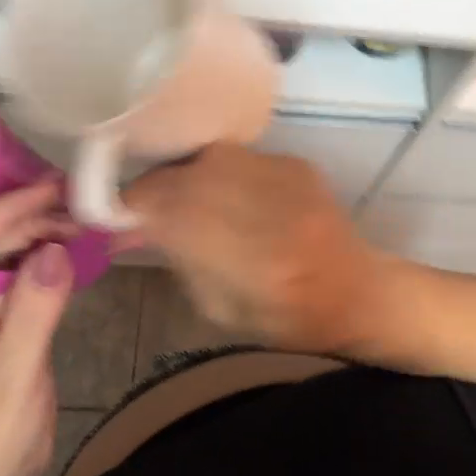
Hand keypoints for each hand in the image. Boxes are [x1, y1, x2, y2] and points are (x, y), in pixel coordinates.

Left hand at [0, 181, 76, 475]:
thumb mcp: (11, 380)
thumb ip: (34, 312)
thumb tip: (58, 248)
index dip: (2, 214)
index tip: (49, 189)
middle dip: (29, 219)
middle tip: (81, 200)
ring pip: (6, 258)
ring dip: (43, 236)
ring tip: (86, 217)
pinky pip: (23, 282)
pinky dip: (50, 264)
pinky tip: (78, 247)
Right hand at [124, 144, 388, 353]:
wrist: (350, 293)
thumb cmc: (276, 315)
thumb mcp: (209, 299)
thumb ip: (173, 253)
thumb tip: (135, 228)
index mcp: (206, 226)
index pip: (143, 196)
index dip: (128, 210)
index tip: (125, 225)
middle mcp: (232, 181)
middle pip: (174, 172)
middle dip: (162, 194)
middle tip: (164, 219)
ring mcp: (265, 165)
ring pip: (209, 161)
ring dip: (198, 182)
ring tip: (208, 211)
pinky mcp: (291, 161)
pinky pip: (245, 163)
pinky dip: (236, 180)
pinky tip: (248, 206)